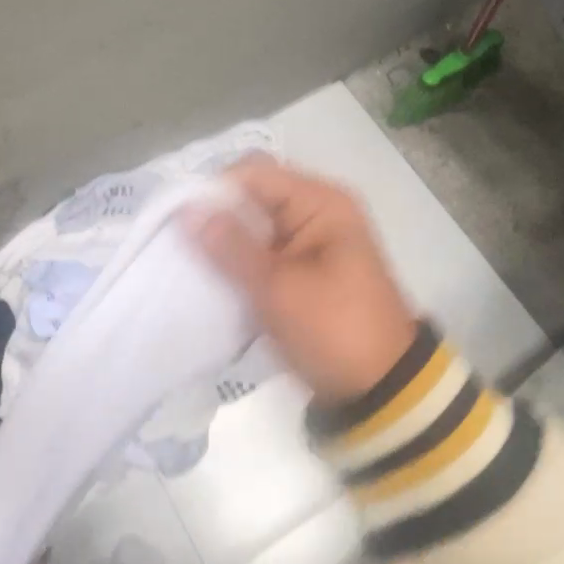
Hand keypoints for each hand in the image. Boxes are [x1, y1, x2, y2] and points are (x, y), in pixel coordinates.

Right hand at [192, 159, 418, 402]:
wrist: (383, 390)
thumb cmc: (335, 331)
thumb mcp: (279, 289)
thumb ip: (231, 247)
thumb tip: (187, 210)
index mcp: (320, 202)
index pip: (253, 173)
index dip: (214, 191)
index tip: (181, 222)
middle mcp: (316, 210)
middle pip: (252, 195)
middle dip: (217, 217)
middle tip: (180, 245)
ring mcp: (310, 240)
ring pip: (253, 224)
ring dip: (225, 242)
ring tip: (191, 263)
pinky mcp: (302, 268)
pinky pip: (261, 250)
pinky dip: (239, 261)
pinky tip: (214, 278)